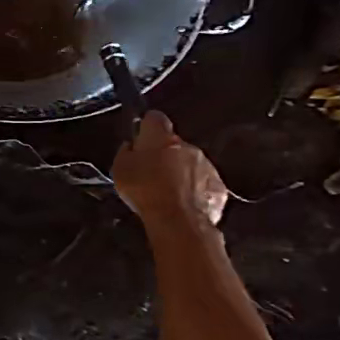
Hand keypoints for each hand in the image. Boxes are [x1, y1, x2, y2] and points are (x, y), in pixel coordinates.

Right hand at [111, 111, 228, 235]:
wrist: (178, 221)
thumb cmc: (144, 190)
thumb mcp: (120, 169)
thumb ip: (126, 153)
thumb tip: (131, 147)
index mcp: (161, 136)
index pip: (155, 118)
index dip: (147, 126)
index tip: (142, 138)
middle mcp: (187, 145)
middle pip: (174, 143)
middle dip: (165, 154)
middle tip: (152, 173)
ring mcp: (207, 165)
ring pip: (191, 163)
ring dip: (181, 173)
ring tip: (168, 194)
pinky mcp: (219, 187)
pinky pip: (204, 183)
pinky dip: (196, 190)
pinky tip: (184, 204)